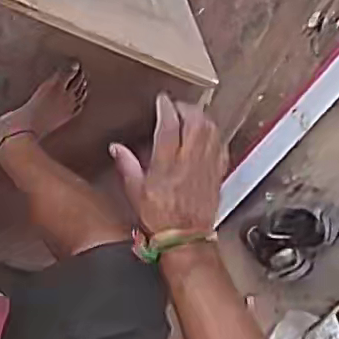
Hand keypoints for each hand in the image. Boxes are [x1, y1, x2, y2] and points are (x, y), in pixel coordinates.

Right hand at [110, 93, 227, 234]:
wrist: (185, 238)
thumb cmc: (160, 218)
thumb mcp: (135, 192)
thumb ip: (127, 166)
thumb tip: (117, 148)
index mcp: (167, 164)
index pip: (169, 125)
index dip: (166, 108)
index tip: (162, 101)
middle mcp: (189, 162)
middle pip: (195, 122)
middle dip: (186, 108)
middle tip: (177, 106)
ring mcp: (206, 166)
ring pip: (211, 131)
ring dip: (202, 118)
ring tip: (192, 114)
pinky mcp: (216, 174)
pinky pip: (220, 146)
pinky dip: (214, 134)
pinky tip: (209, 134)